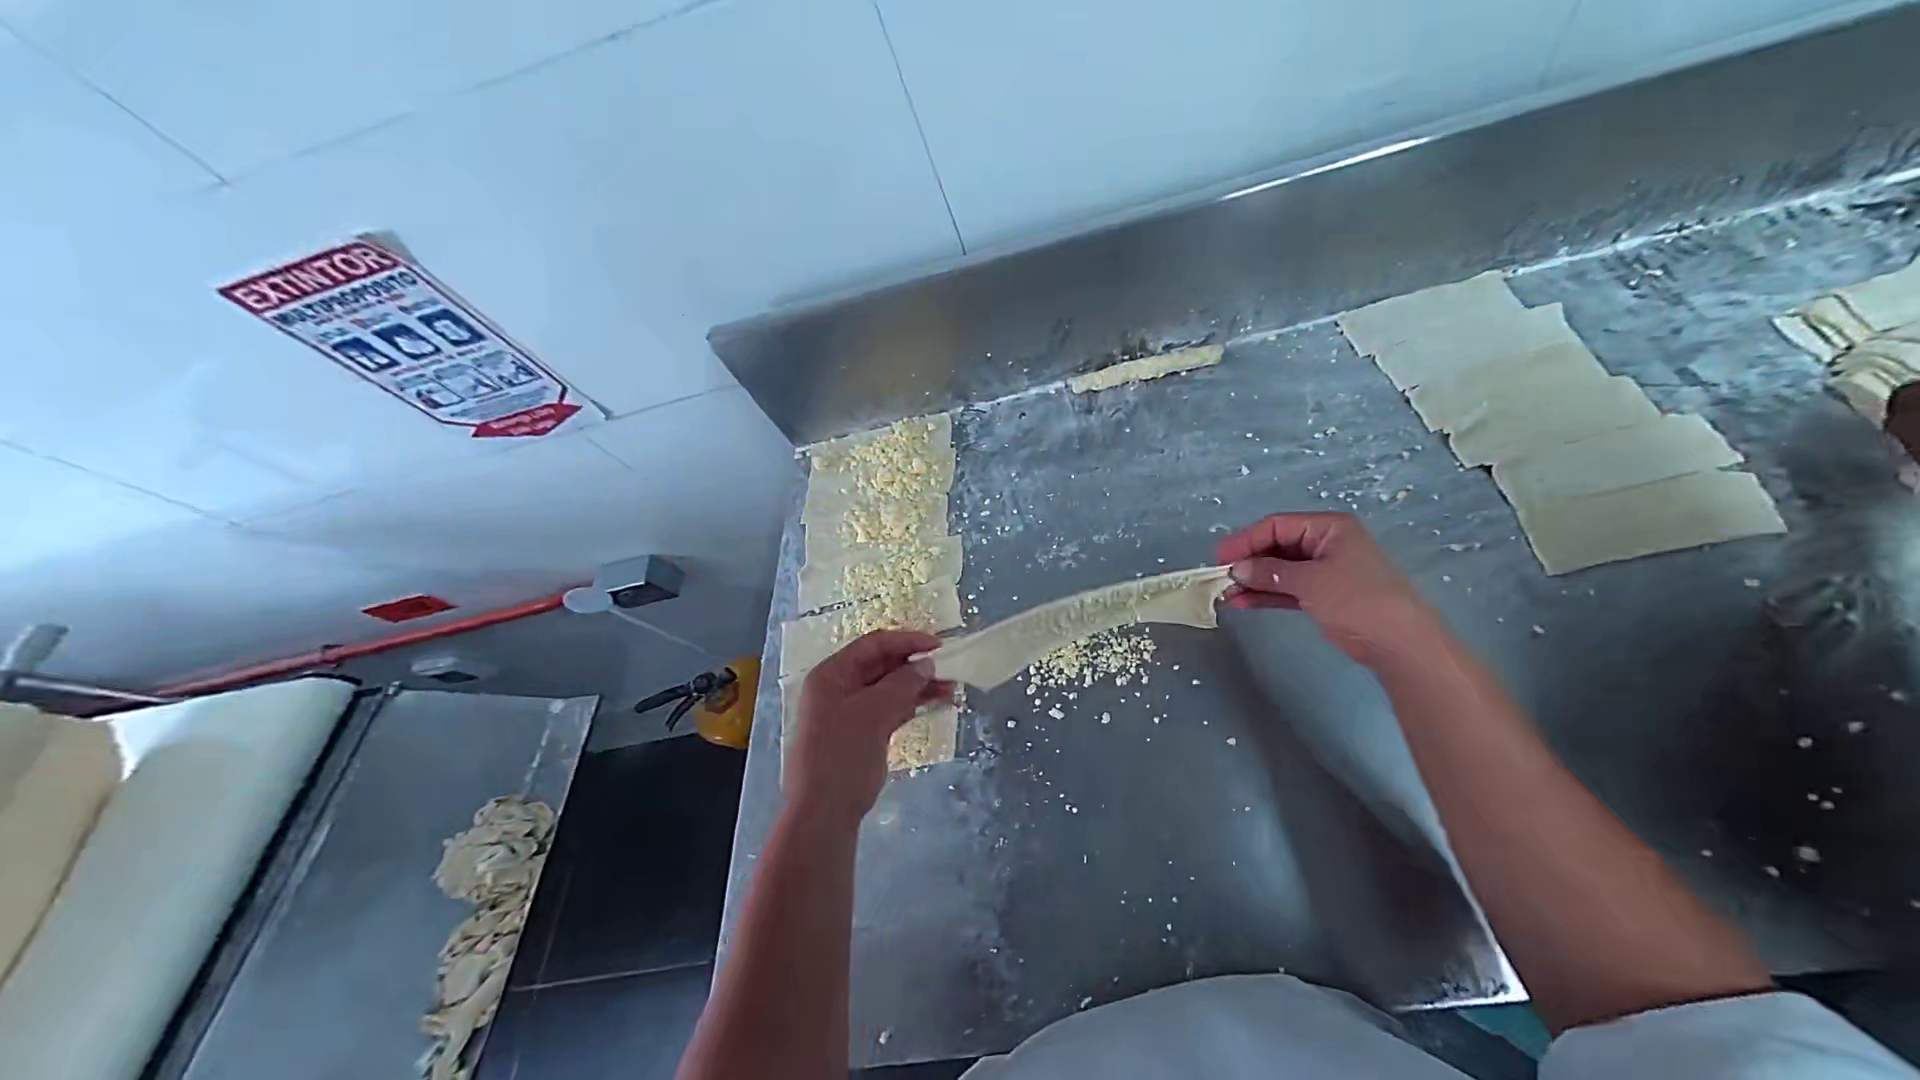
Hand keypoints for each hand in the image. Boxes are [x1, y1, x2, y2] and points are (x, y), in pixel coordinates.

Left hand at [787, 630, 953, 828]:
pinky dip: (911, 704)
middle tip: (949, 668)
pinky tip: (935, 703)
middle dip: (915, 665)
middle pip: (881, 665)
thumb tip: (926, 665)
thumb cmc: (842, 754)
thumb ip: (902, 683)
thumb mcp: (874, 713)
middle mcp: (839, 687)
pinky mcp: (862, 732)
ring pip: (889, 688)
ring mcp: (850, 711)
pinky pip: (889, 708)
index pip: (873, 645)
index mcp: (832, 674)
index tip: (938, 646)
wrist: (824, 811)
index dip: (906, 641)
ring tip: (950, 688)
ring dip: (917, 686)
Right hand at [1217, 512, 1442, 667]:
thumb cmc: (1358, 599)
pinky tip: (1241, 603)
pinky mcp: (1321, 595)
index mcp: (1328, 528)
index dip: (1246, 540)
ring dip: (1252, 581)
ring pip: (1278, 570)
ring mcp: (1323, 571)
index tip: (1220, 558)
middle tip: (1220, 577)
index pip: (1277, 525)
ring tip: (1225, 594)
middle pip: (1275, 546)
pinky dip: (1264, 594)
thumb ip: (1270, 571)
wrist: (1399, 642)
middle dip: (1247, 562)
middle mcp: (1324, 544)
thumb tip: (1237, 568)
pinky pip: (1285, 589)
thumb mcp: (1311, 581)